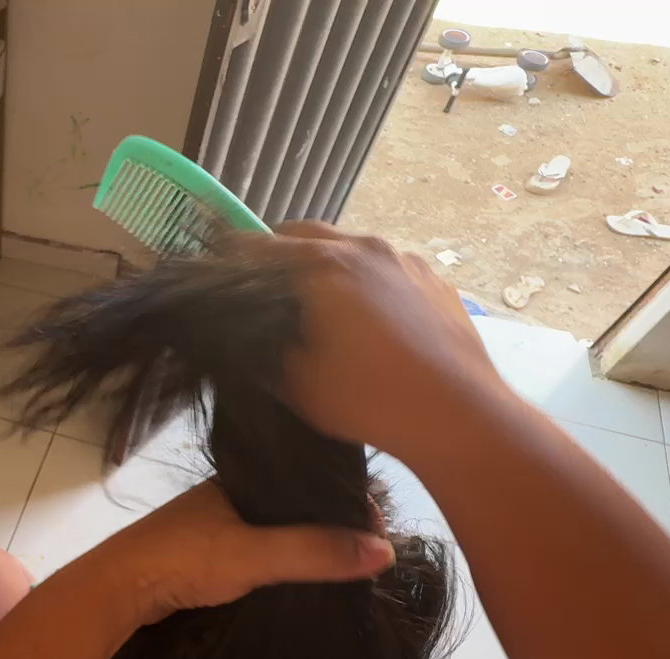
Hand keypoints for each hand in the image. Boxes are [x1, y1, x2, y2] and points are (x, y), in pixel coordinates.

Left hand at [73, 482, 395, 628]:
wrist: (116, 589)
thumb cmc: (181, 560)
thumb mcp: (254, 553)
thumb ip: (314, 550)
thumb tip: (385, 552)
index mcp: (241, 479)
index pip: (310, 480)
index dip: (348, 504)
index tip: (380, 535)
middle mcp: (230, 495)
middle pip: (296, 507)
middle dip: (332, 527)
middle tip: (370, 558)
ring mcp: (215, 525)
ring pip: (276, 531)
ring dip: (307, 548)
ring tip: (346, 572)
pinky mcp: (206, 554)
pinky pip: (258, 552)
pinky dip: (281, 564)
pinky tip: (301, 582)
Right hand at [243, 222, 513, 458]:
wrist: (454, 413)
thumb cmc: (363, 398)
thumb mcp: (292, 381)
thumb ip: (261, 348)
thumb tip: (242, 332)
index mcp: (324, 266)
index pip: (261, 245)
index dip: (231, 257)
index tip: (215, 271)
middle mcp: (366, 248)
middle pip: (306, 234)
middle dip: (276, 251)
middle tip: (258, 281)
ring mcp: (407, 261)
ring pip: (349, 248)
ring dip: (322, 264)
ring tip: (312, 301)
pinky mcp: (434, 281)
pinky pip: (384, 269)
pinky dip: (360, 281)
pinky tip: (359, 319)